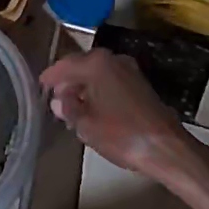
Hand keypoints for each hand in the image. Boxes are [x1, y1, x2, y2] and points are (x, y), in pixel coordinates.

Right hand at [39, 48, 198, 186]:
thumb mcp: (86, 124)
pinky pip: (112, 82)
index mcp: (96, 63)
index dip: (51, 76)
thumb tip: (58, 101)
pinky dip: (100, 91)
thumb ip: (68, 109)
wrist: (167, 148)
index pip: (65, 65)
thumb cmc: (121, 134)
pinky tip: (94, 109)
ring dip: (84, 87)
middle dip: (68, 81)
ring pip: (98, 74)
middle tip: (55, 98)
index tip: (41, 85)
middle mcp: (113, 59)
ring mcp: (130, 71)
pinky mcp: (141, 85)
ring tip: (73, 107)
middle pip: (82, 66)